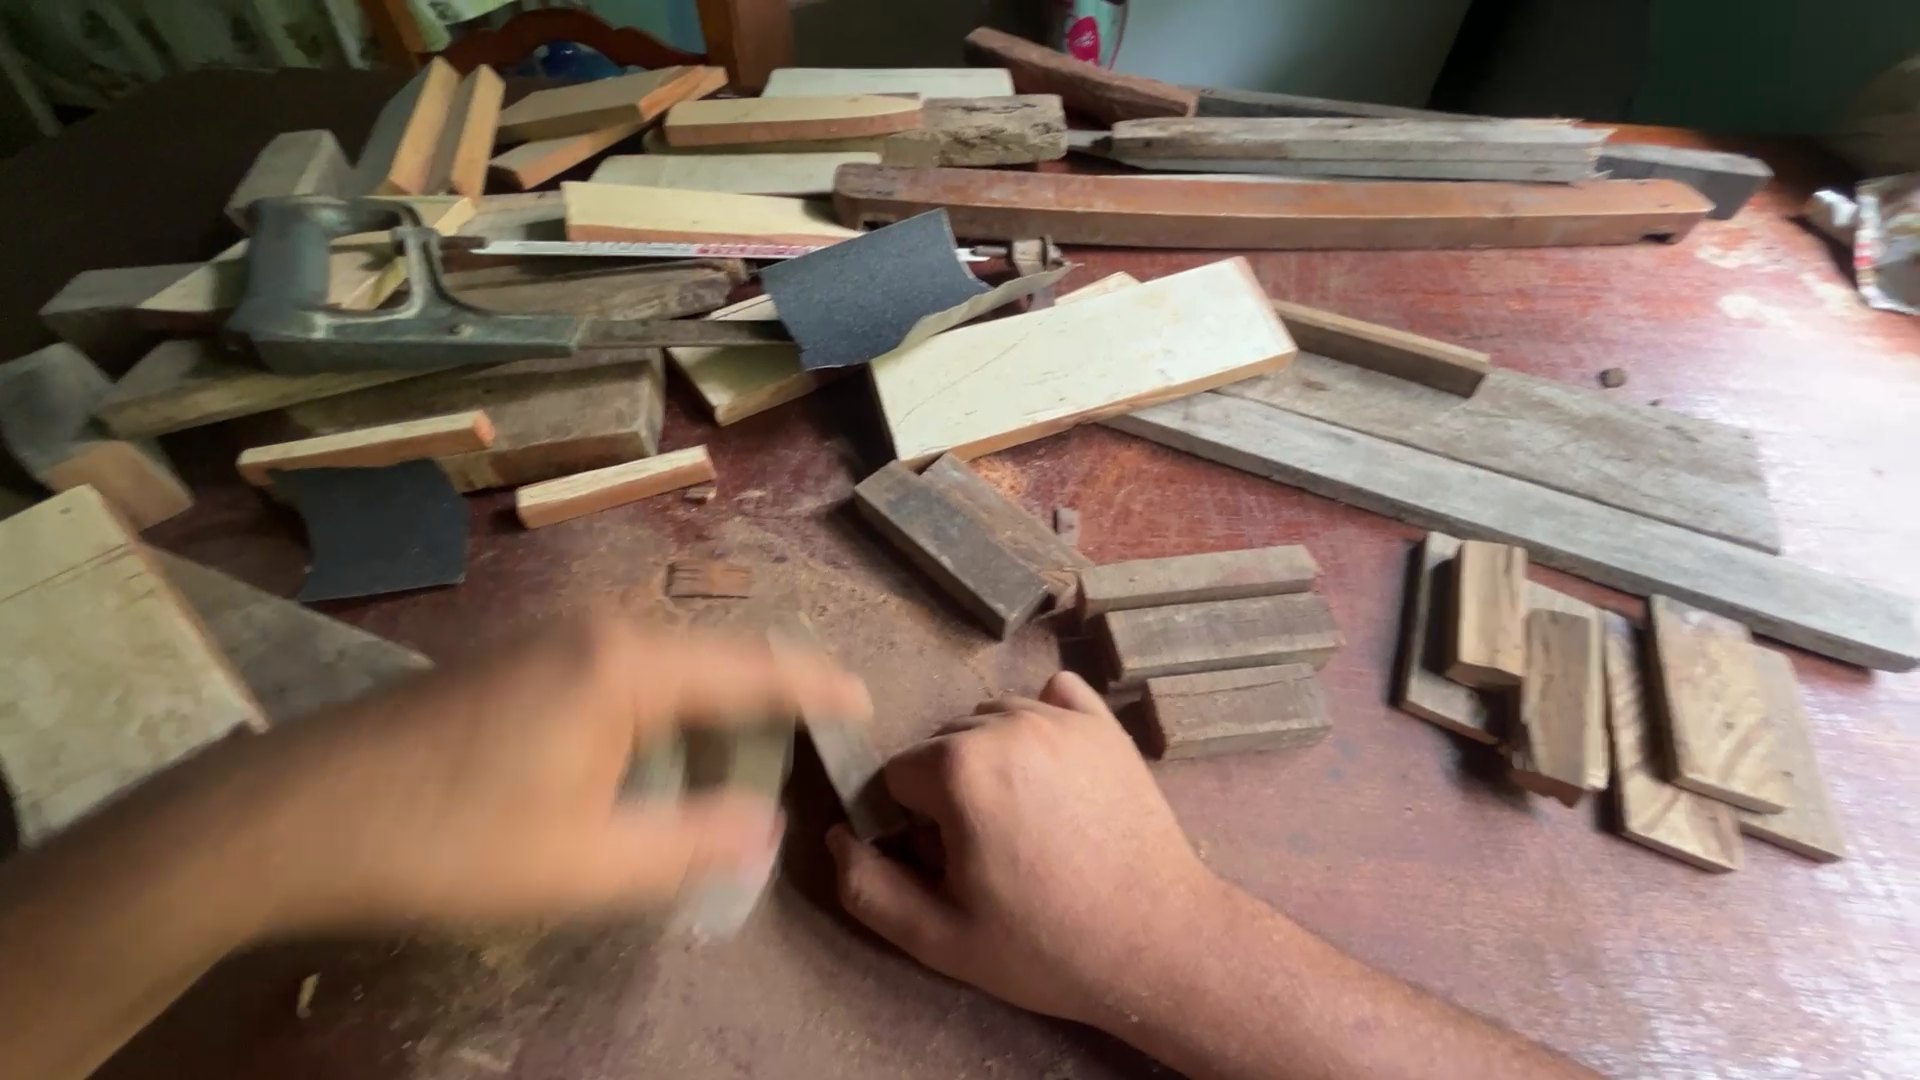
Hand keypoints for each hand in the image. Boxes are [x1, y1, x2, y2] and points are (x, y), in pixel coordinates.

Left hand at [176, 614, 871, 932]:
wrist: (287, 817)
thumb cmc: (448, 841)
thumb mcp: (581, 866)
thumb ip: (689, 846)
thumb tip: (767, 828)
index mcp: (629, 667)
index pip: (752, 669)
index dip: (814, 684)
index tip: (862, 698)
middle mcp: (605, 630)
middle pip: (717, 654)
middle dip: (771, 691)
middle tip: (813, 725)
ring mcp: (562, 634)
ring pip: (674, 657)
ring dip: (718, 699)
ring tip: (748, 741)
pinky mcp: (531, 653)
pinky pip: (633, 664)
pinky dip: (672, 699)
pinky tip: (664, 739)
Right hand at [826, 672, 1225, 1028]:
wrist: (1157, 941)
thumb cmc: (1044, 942)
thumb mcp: (938, 937)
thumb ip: (867, 886)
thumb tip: (836, 836)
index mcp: (958, 767)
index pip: (897, 776)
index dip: (913, 821)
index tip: (949, 859)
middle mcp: (1005, 723)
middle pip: (942, 745)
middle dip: (948, 789)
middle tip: (990, 846)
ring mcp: (1059, 716)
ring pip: (990, 719)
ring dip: (990, 756)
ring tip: (1024, 813)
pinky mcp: (1102, 721)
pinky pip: (1051, 694)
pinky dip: (1041, 718)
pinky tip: (1053, 763)